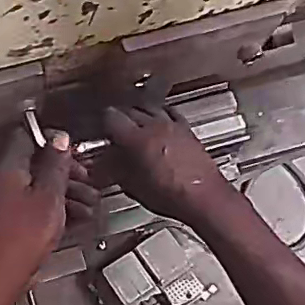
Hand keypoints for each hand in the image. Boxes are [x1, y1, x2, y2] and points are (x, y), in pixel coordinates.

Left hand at [0, 127, 99, 278]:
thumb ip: (56, 165)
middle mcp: (4, 181)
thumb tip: (60, 140)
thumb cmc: (21, 238)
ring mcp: (8, 201)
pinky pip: (38, 204)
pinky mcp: (14, 219)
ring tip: (87, 200)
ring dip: (66, 189)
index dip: (51, 138)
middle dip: (64, 168)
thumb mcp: (49, 195)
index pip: (27, 135)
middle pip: (36, 161)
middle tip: (82, 175)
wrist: (5, 273)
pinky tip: (75, 216)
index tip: (70, 147)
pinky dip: (57, 207)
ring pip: (40, 184)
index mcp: (9, 168)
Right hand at [102, 103, 238, 226]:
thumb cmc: (173, 195)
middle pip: (129, 110)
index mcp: (137, 139)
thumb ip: (116, 171)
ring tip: (133, 122)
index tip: (100, 130)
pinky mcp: (187, 130)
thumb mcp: (134, 187)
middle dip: (118, 118)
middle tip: (113, 129)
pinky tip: (159, 119)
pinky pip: (170, 112)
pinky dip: (160, 113)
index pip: (111, 118)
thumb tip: (106, 166)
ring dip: (138, 112)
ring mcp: (172, 126)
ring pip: (149, 107)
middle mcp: (155, 126)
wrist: (204, 197)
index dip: (102, 123)